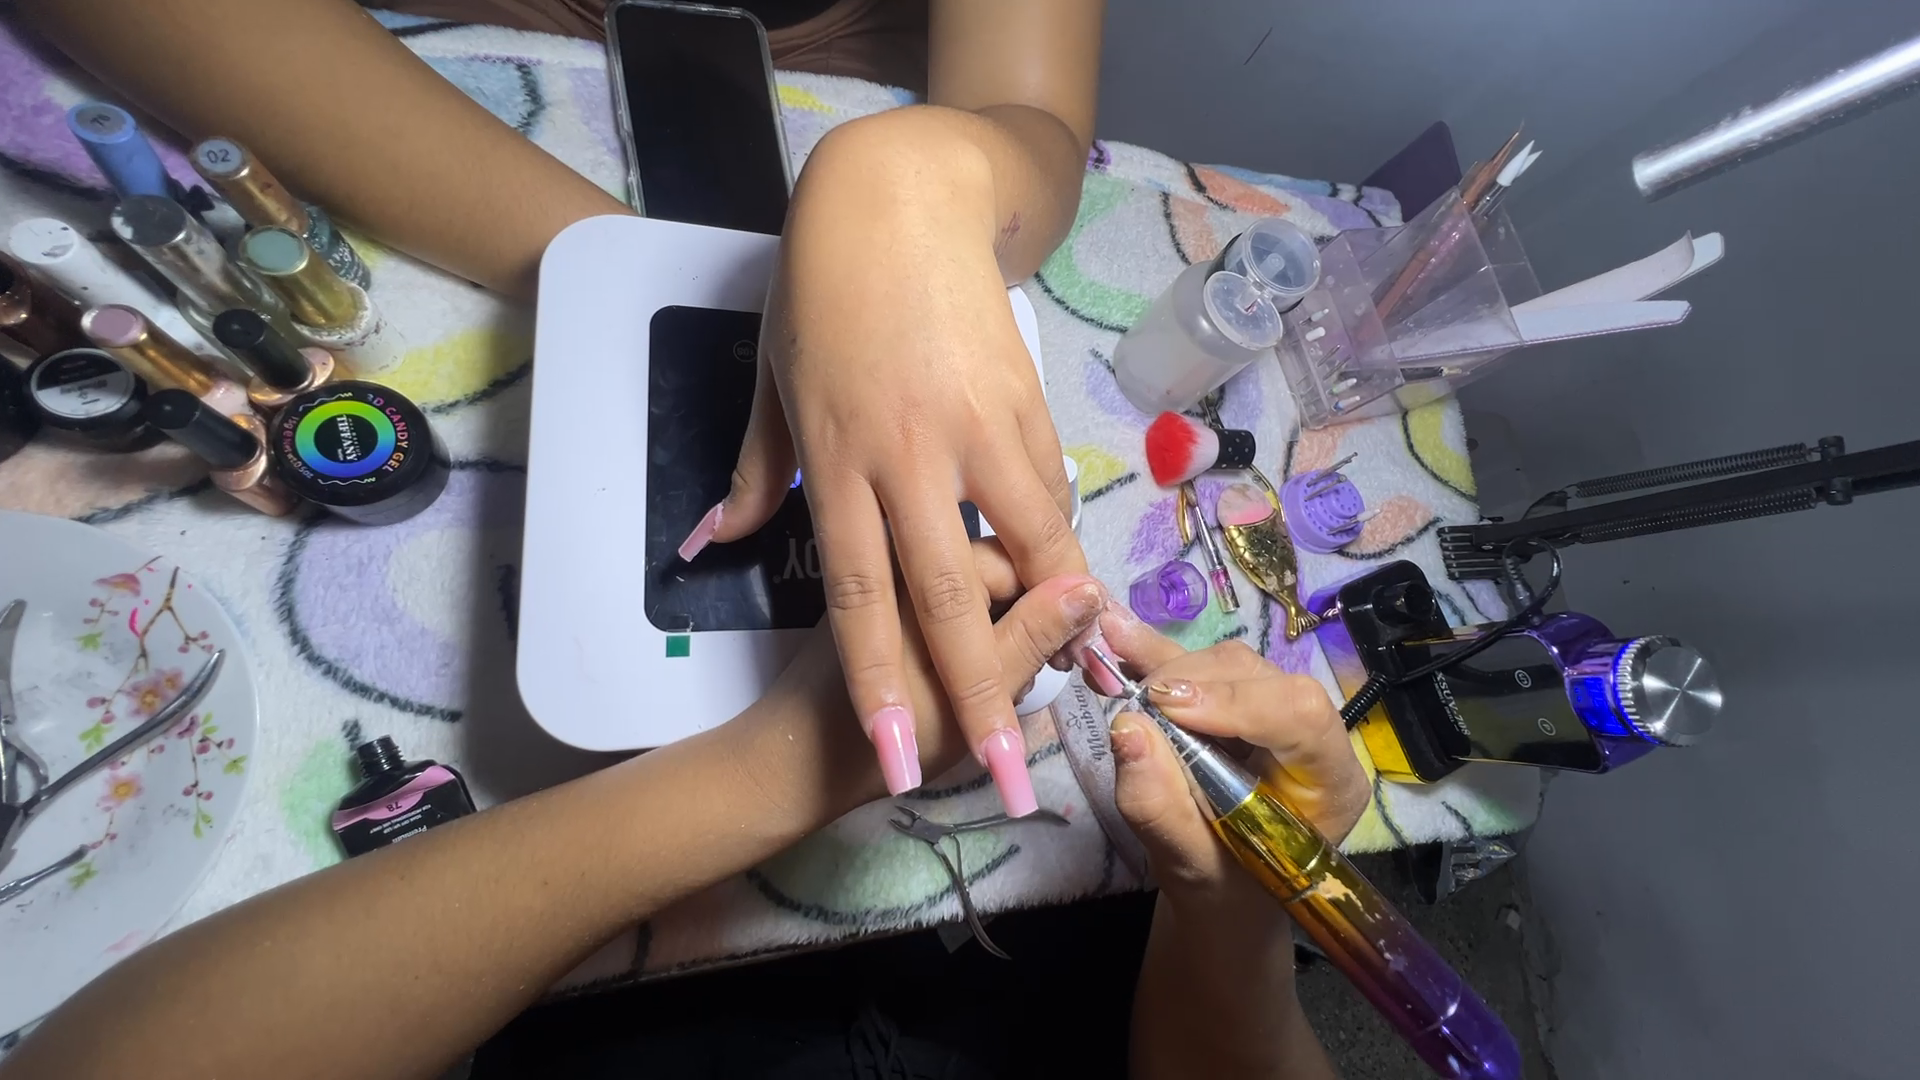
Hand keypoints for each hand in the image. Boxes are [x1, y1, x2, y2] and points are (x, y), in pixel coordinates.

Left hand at [683, 110, 1086, 815]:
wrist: (901, 199)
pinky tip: (1077, 586)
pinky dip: (1059, 544)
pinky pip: (1046, 492)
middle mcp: (909, 459)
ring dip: (1055, 622)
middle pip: (947, 596)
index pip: (861, 597)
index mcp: (838, 462)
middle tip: (1014, 775)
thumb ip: (755, 473)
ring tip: (1079, 684)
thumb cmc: (822, 293)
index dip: (882, 686)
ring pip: (1024, 546)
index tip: (902, 760)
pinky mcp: (1026, 405)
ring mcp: (977, 430)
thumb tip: (713, 544)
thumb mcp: (775, 381)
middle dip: (982, 694)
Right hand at [1093, 604, 1368, 917]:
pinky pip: (1194, 661)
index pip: (1300, 712)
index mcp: (1327, 779)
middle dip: (1188, 682)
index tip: (1166, 706)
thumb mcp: (1189, 862)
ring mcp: (1270, 705)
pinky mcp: (1231, 694)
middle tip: (1134, 703)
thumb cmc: (1223, 884)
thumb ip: (1161, 806)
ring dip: (1166, 667)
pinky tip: (1116, 634)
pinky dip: (1151, 651)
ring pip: (1223, 661)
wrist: (1224, 886)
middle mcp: (1308, 731)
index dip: (1235, 700)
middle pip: (1256, 676)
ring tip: (1119, 681)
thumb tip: (1126, 728)